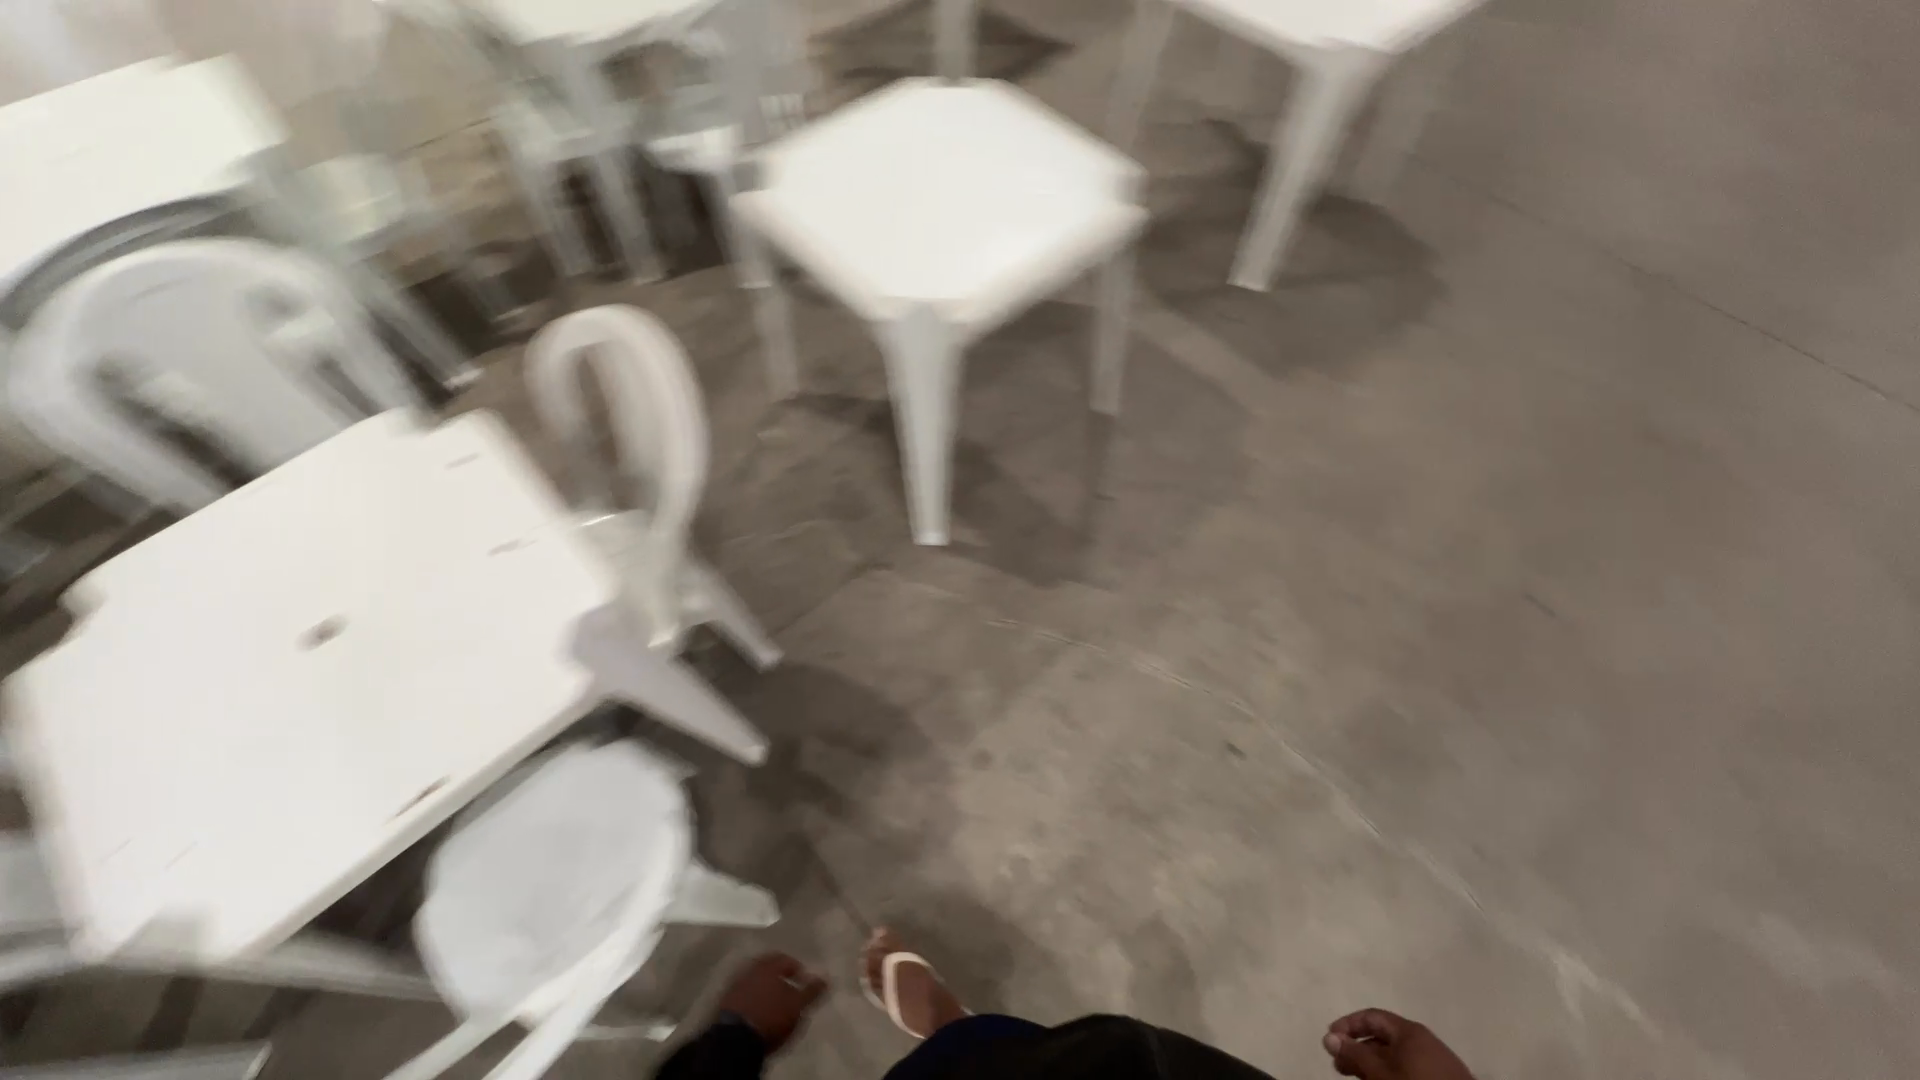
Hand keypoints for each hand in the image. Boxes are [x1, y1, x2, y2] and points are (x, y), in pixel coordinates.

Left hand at [718, 953, 827, 1052]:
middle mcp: (751, 968)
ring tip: (772, 1003)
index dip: (797, 970)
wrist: (734, 1038)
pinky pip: (742, 994)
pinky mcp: (724, 1001)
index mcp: (769, 965)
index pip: (786, 959)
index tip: (804, 982)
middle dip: (778, 977)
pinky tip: (756, 1011)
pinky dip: (751, 999)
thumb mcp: (798, 1006)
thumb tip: (827, 977)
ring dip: (764, 988)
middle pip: (768, 967)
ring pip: (754, 980)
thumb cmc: (771, 1017)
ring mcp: (735, 984)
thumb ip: (812, 991)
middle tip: (788, 991)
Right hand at [1322, 1009, 1476, 1079]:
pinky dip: (1392, 1073)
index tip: (1330, 1040)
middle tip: (1339, 1066)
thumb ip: (1354, 1054)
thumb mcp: (1381, 1073)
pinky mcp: (1444, 1078)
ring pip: (1396, 1056)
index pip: (1371, 1016)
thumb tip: (1328, 1037)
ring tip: (1357, 1078)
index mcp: (1409, 1030)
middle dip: (1358, 1050)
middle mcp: (1423, 1039)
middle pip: (1383, 1037)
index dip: (1347, 1025)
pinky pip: (1410, 1068)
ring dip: (1373, 1064)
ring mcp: (1436, 1060)